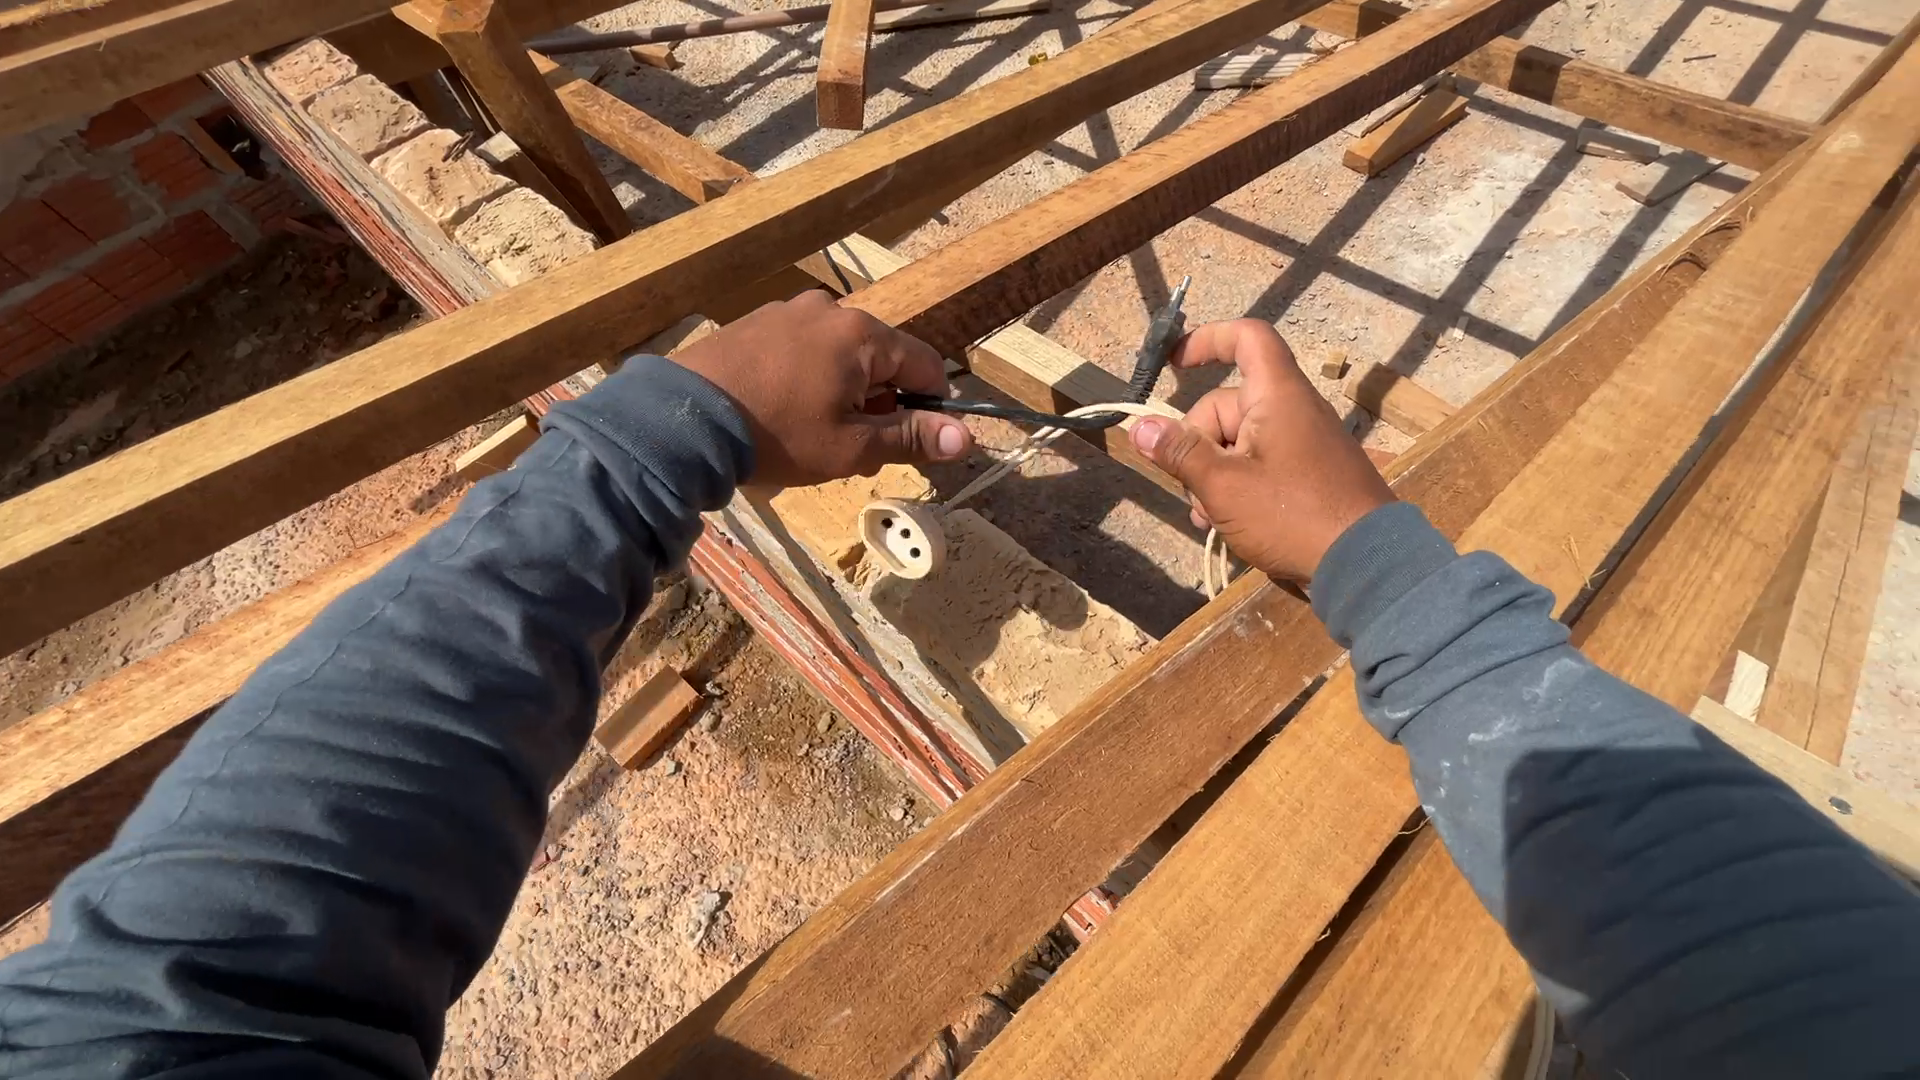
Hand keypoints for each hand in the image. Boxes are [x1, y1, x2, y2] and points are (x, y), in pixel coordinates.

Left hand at [675, 291, 973, 487]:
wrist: (682, 421)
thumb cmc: (779, 436)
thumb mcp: (852, 448)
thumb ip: (911, 438)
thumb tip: (967, 438)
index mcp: (863, 335)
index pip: (925, 366)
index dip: (932, 407)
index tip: (914, 441)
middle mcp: (831, 309)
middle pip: (883, 359)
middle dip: (882, 403)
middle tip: (857, 448)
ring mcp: (790, 310)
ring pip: (844, 355)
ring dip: (848, 393)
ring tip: (818, 433)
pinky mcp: (758, 321)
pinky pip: (806, 348)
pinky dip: (813, 378)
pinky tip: (788, 409)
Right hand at [1128, 320, 1393, 582]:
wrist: (1367, 565)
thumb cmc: (1292, 515)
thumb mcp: (1224, 486)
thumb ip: (1180, 453)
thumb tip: (1138, 426)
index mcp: (1277, 396)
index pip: (1247, 338)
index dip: (1208, 340)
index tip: (1174, 362)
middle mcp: (1291, 410)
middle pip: (1225, 406)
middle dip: (1196, 445)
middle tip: (1191, 487)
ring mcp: (1300, 444)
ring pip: (1236, 443)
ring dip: (1211, 475)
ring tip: (1208, 517)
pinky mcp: (1306, 474)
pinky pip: (1257, 466)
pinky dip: (1235, 487)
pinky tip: (1223, 524)